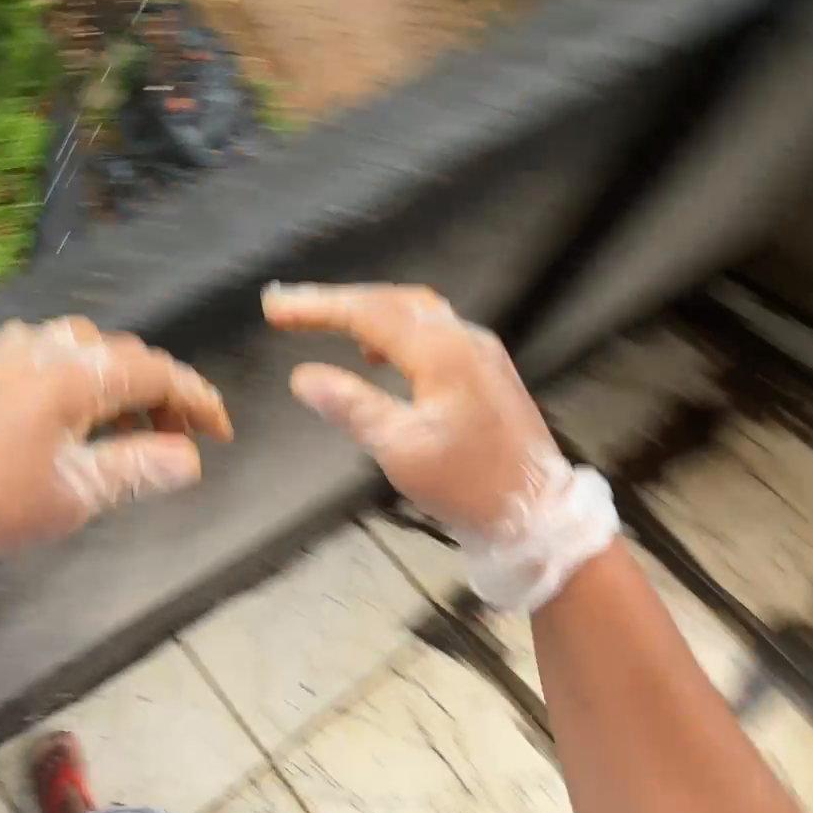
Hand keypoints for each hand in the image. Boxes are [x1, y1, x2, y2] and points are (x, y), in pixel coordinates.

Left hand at [0, 317, 231, 598]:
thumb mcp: (77, 493)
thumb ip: (139, 467)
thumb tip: (189, 458)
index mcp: (71, 375)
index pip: (154, 374)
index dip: (196, 401)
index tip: (220, 432)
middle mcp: (44, 347)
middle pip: (125, 360)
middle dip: (161, 397)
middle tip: (178, 442)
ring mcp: (12, 350)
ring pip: (90, 353)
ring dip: (122, 387)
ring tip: (132, 432)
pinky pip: (53, 356)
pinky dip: (83, 381)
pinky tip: (81, 415)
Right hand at [263, 282, 615, 610]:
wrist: (537, 512)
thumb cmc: (469, 485)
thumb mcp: (400, 449)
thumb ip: (351, 406)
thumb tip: (304, 378)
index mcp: (442, 354)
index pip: (367, 314)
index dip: (317, 307)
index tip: (275, 307)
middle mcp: (464, 341)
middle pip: (392, 301)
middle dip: (337, 300)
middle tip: (291, 306)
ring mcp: (479, 353)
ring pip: (413, 313)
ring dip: (365, 310)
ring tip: (324, 320)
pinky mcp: (484, 371)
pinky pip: (430, 332)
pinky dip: (392, 330)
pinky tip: (374, 351)